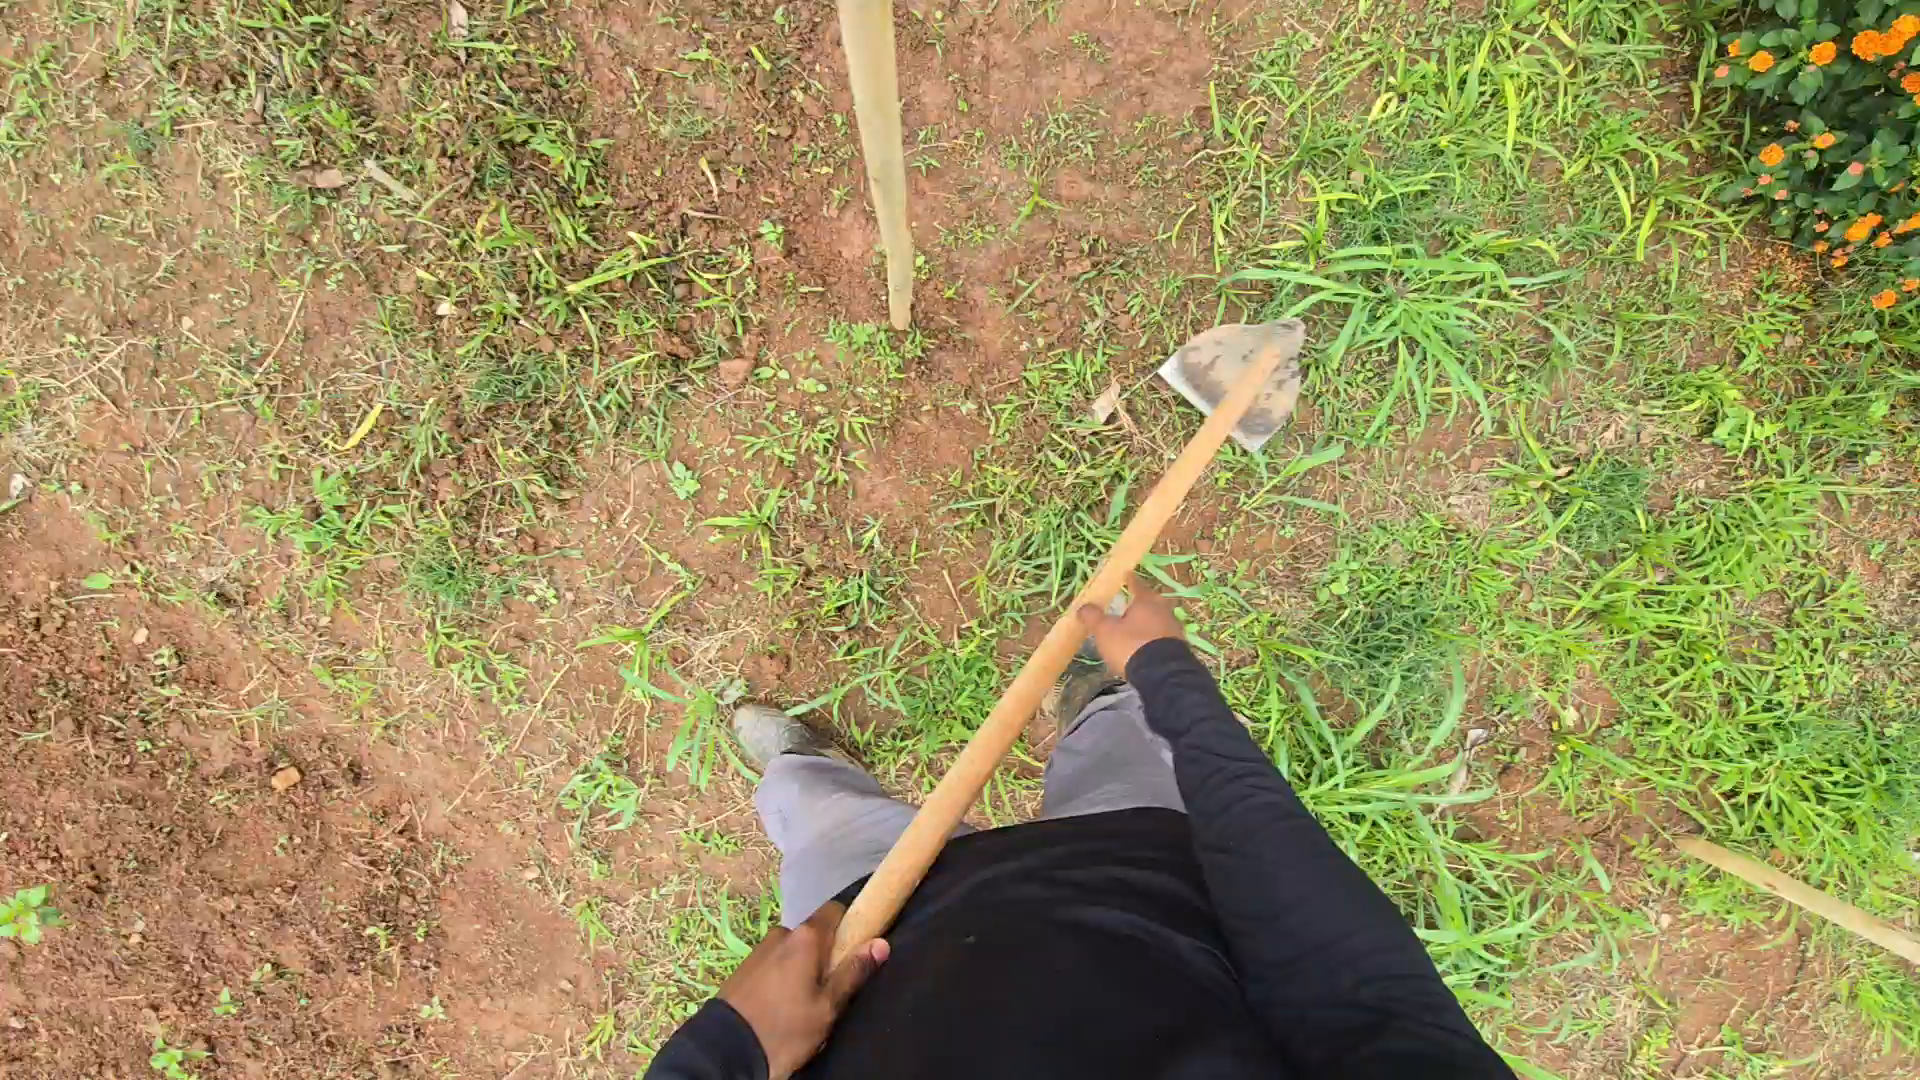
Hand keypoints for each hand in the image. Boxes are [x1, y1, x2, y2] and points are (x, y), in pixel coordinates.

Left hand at [718, 901, 888, 1078]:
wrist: (722, 1053)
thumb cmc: (784, 1029)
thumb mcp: (826, 1008)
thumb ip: (853, 973)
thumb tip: (881, 943)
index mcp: (806, 937)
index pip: (836, 910)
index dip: (850, 924)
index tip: (857, 948)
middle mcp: (782, 933)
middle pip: (814, 935)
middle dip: (824, 955)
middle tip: (829, 989)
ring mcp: (759, 950)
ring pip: (792, 952)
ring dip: (801, 968)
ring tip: (802, 1004)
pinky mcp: (742, 969)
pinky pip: (773, 964)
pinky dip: (781, 978)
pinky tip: (780, 1007)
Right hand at [1075, 574, 1185, 674]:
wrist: (1163, 674)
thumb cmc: (1130, 645)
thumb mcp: (1105, 631)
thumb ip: (1093, 617)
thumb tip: (1083, 607)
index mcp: (1146, 601)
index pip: (1137, 584)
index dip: (1129, 580)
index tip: (1126, 574)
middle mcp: (1163, 610)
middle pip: (1151, 601)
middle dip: (1140, 603)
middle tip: (1129, 605)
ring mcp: (1174, 629)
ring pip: (1158, 619)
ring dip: (1148, 622)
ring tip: (1135, 628)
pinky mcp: (1179, 648)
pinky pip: (1163, 637)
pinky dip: (1154, 638)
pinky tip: (1145, 647)